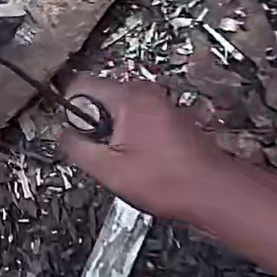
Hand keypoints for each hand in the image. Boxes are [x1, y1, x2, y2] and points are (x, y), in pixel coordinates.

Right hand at [57, 75, 239, 218]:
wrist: (213, 192)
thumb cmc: (168, 181)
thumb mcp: (109, 170)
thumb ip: (77, 147)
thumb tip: (62, 135)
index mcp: (128, 97)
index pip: (81, 84)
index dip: (69, 108)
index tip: (73, 131)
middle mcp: (145, 91)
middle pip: (98, 94)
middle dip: (91, 120)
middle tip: (99, 149)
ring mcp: (158, 101)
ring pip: (116, 106)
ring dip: (110, 128)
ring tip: (119, 156)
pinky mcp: (166, 114)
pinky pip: (134, 114)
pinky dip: (128, 131)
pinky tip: (137, 157)